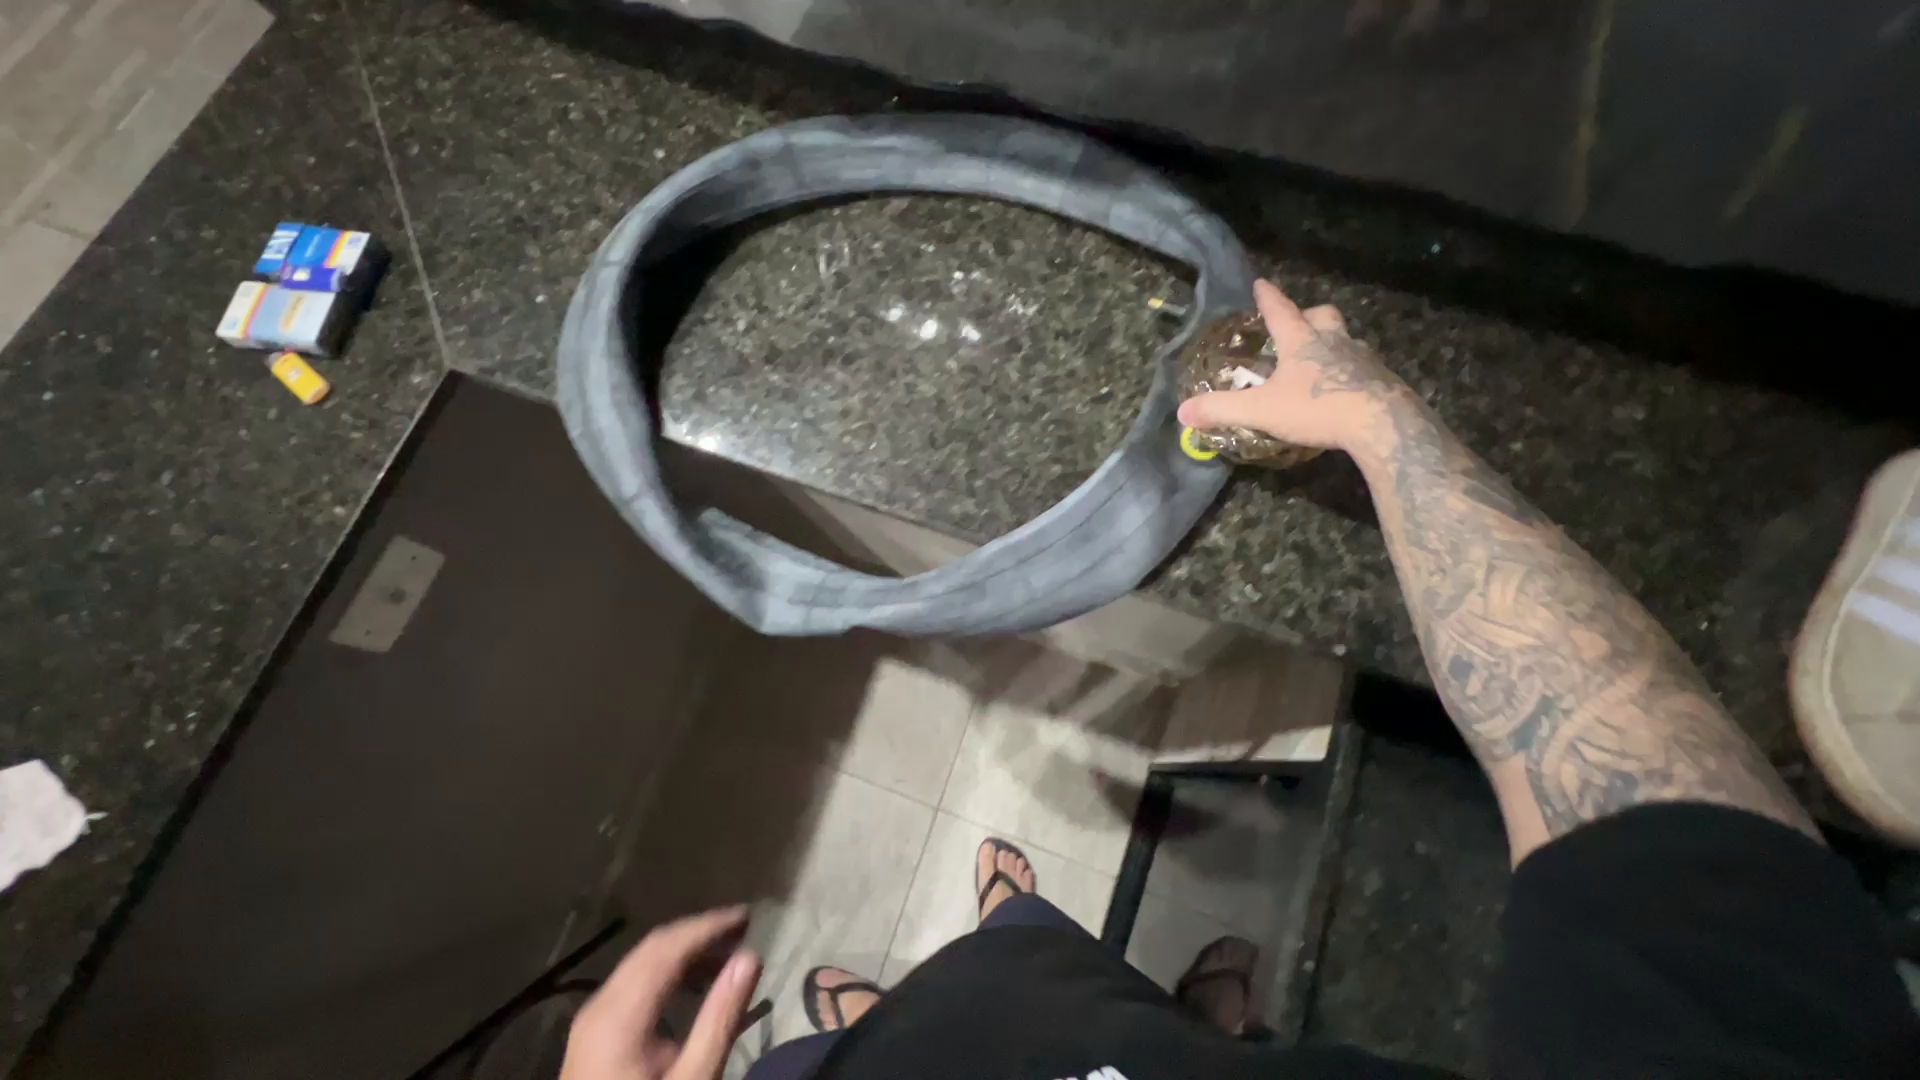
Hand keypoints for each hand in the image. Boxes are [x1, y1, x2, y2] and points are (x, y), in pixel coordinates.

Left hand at [560, 907, 762, 1079]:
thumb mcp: (694, 1079)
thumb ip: (721, 1017)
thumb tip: (750, 958)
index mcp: (620, 1015)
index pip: (669, 947)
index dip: (709, 926)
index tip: (749, 916)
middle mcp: (600, 1005)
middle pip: (653, 948)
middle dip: (699, 933)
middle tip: (743, 929)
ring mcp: (591, 1020)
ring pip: (641, 962)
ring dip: (685, 952)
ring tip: (727, 957)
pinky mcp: (592, 1034)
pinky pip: (633, 983)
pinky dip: (668, 972)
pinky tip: (694, 986)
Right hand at [1176, 279, 1402, 453]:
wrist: (1379, 423)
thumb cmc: (1316, 408)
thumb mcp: (1261, 410)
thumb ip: (1221, 409)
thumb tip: (1183, 412)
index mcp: (1302, 342)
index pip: (1281, 311)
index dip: (1269, 297)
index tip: (1261, 284)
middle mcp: (1334, 342)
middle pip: (1323, 316)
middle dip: (1309, 315)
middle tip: (1299, 323)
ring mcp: (1361, 359)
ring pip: (1345, 340)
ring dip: (1332, 343)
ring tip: (1320, 360)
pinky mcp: (1379, 380)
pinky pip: (1361, 367)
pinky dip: (1348, 372)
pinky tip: (1341, 389)